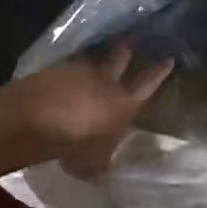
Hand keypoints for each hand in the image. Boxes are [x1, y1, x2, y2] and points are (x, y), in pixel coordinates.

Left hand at [9, 42, 172, 178]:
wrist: (37, 119)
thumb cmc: (74, 145)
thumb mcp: (94, 164)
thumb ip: (104, 161)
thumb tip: (106, 168)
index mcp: (125, 103)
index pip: (149, 84)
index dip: (160, 72)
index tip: (169, 59)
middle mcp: (109, 82)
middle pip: (122, 58)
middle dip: (128, 49)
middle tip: (132, 39)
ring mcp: (83, 71)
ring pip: (97, 58)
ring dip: (100, 55)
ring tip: (101, 51)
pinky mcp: (59, 68)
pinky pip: (73, 63)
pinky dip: (74, 66)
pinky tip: (71, 70)